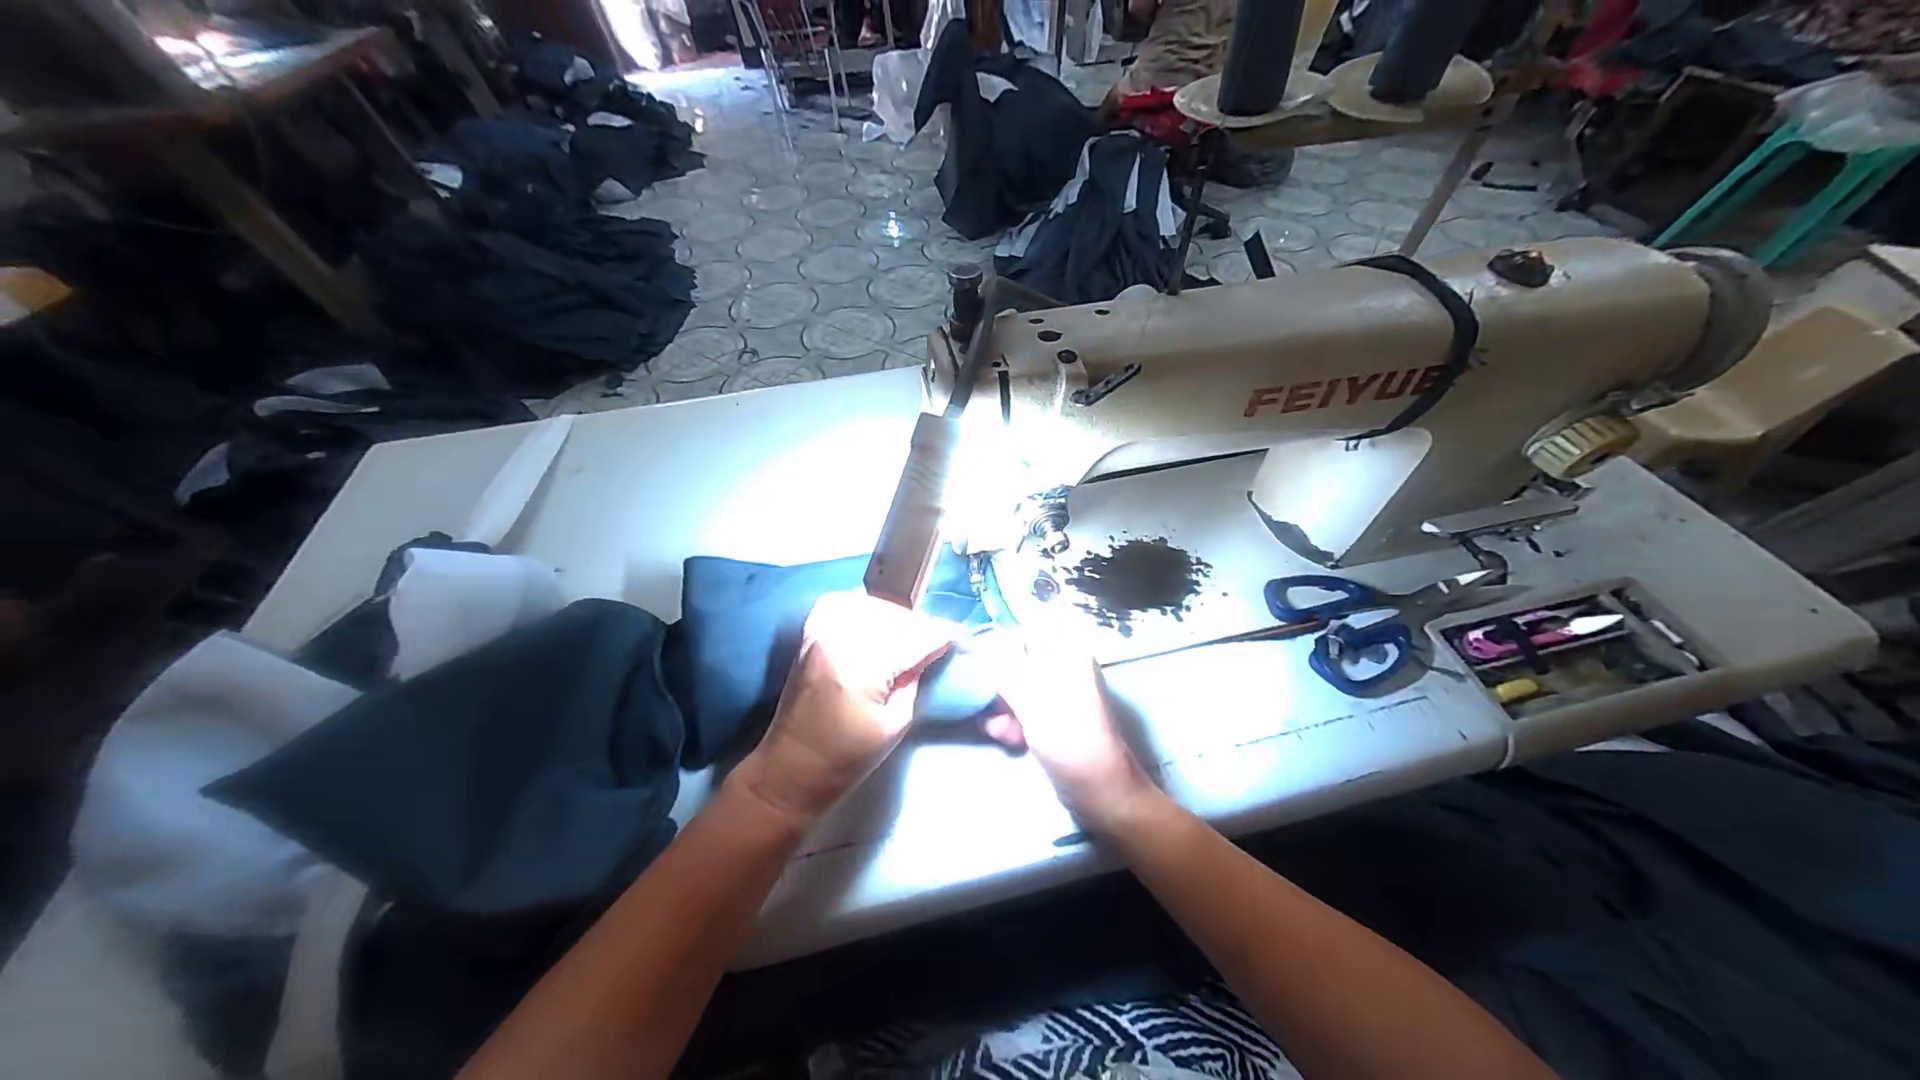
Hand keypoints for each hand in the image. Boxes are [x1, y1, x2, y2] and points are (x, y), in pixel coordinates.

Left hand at [732, 590, 954, 827]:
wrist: (791, 769)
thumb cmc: (846, 759)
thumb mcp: (896, 723)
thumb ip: (915, 679)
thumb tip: (933, 651)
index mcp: (863, 667)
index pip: (916, 637)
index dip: (944, 635)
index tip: (962, 638)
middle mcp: (840, 640)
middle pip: (896, 616)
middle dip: (922, 627)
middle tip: (938, 644)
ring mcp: (821, 633)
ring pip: (872, 605)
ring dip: (896, 617)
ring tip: (910, 638)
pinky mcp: (810, 634)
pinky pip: (842, 604)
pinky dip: (863, 608)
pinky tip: (876, 622)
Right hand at [984, 636, 1163, 835]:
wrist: (1101, 792)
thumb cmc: (1071, 742)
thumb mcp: (1033, 702)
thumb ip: (1007, 671)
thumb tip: (986, 647)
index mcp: (1069, 654)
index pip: (1032, 626)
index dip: (1005, 637)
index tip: (982, 653)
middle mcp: (1065, 667)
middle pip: (1020, 656)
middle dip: (1000, 677)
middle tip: (989, 698)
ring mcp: (1059, 693)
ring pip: (1018, 684)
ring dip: (1002, 702)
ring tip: (999, 727)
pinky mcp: (1053, 717)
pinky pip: (1024, 707)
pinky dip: (1012, 718)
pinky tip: (1004, 736)